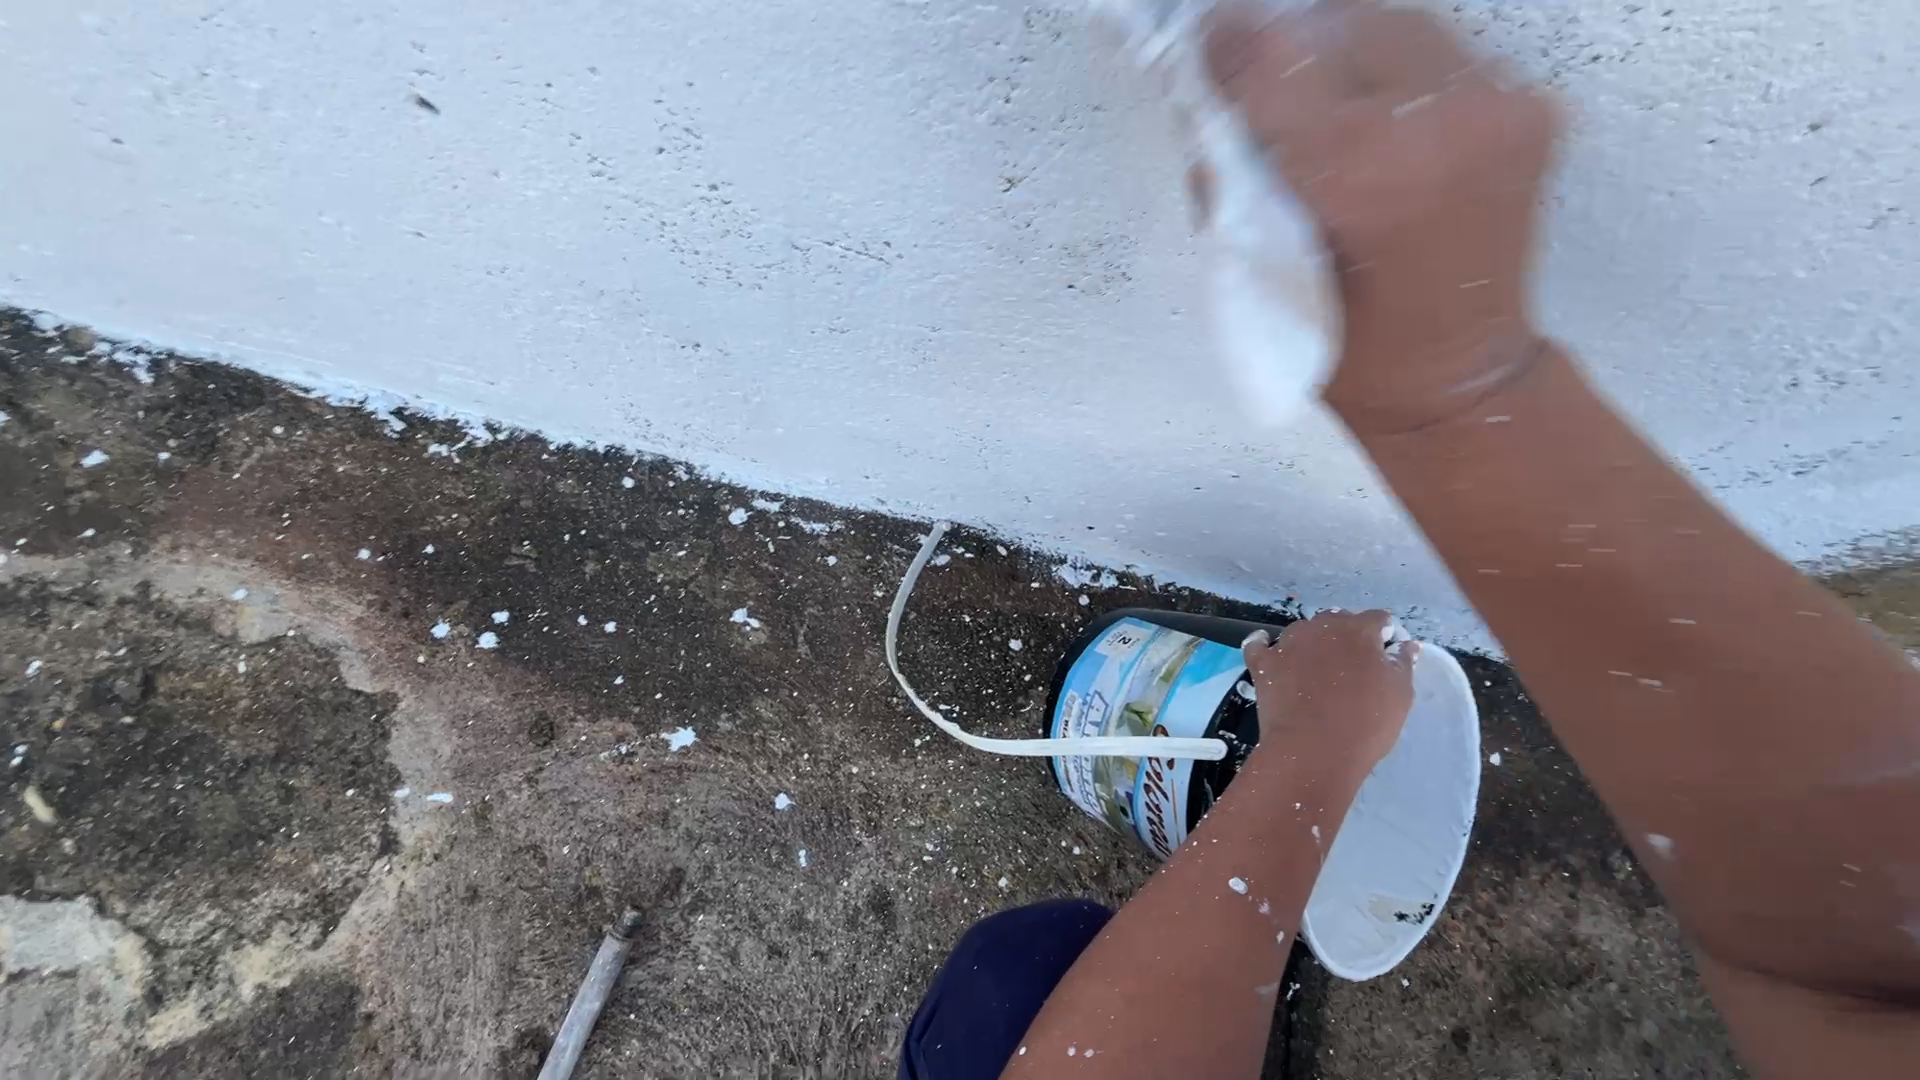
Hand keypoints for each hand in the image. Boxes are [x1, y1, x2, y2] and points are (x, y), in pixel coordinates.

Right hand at [1206, 0, 1560, 432]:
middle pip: (1347, 26)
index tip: (1204, 37)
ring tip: (1304, 92)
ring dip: (1335, 51)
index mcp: (1375, 185)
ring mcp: (1505, 109)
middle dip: (1286, 44)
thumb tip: (1212, 106)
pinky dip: (1382, 70)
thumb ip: (1238, 185)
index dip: (1235, 49)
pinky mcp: (1528, 104)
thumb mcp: (1263, 281)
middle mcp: (1455, 127)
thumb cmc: (1348, 355)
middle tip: (1248, 68)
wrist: (1456, 373)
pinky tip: (1359, 111)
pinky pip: (1434, 53)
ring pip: (1395, 26)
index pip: (1285, 73)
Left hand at [1241, 610, 1413, 779]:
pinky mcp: (1263, 662)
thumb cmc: (1366, 723)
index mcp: (1358, 630)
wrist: (1315, 748)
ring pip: (1302, 631)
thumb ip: (1402, 663)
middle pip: (1337, 621)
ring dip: (1311, 641)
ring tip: (1316, 665)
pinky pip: (1259, 644)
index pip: (1376, 619)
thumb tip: (1404, 644)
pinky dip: (1265, 644)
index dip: (1383, 633)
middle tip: (1352, 663)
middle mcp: (1320, 627)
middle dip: (1346, 635)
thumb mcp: (1400, 694)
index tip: (1385, 651)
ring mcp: (1287, 643)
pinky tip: (1269, 650)